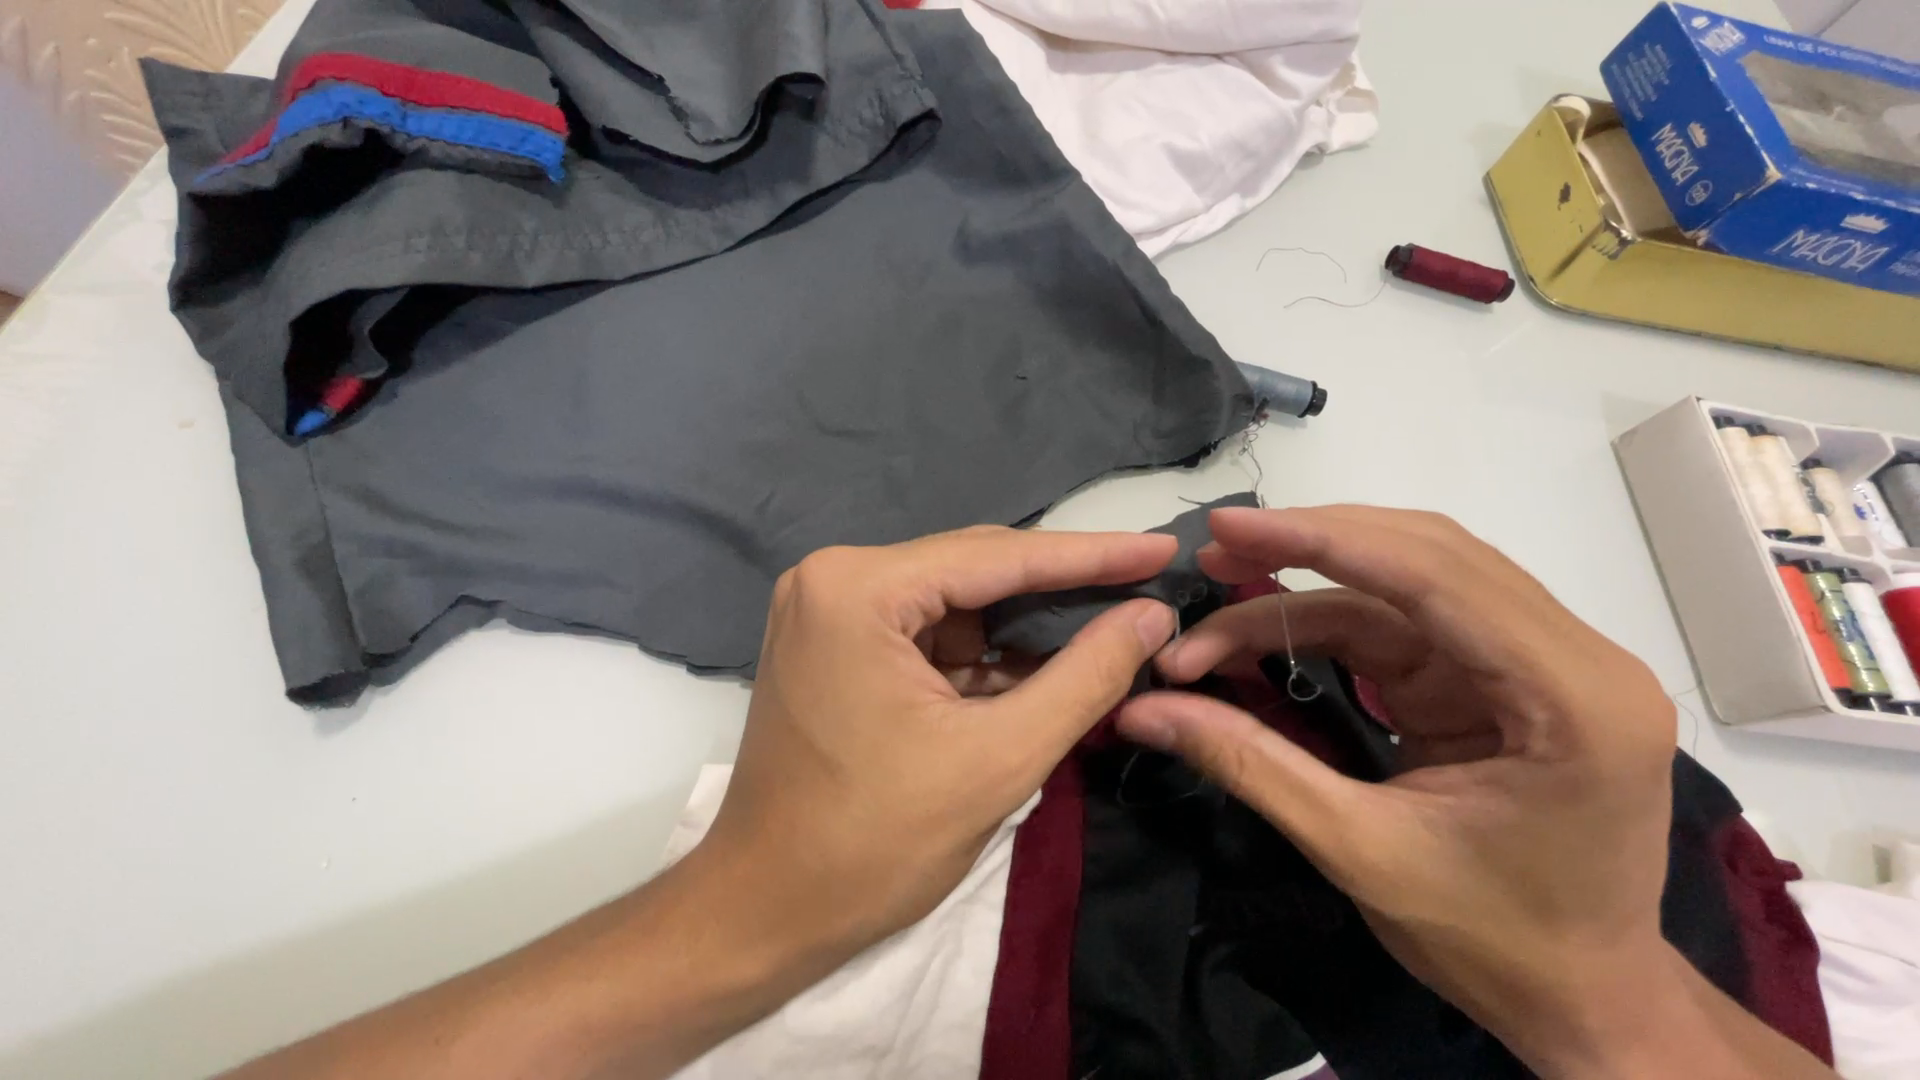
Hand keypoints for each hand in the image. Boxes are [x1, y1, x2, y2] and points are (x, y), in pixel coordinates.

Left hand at [693, 525, 1178, 960]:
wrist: (765, 912)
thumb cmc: (875, 843)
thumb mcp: (1000, 758)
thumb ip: (1085, 676)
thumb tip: (1151, 615)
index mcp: (858, 588)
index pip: (997, 556)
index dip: (1091, 555)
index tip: (1162, 548)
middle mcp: (833, 578)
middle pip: (972, 569)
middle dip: (1060, 587)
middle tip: (1145, 583)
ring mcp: (827, 609)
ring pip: (954, 601)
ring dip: (1023, 625)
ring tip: (1108, 624)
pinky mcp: (832, 643)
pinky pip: (927, 631)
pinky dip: (981, 654)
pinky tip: (1040, 666)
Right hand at [1115, 506, 1683, 1071]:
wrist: (1578, 997)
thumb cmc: (1491, 938)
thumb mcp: (1357, 850)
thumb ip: (1250, 765)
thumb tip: (1143, 709)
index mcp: (1568, 698)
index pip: (1434, 578)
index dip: (1321, 541)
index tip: (1227, 527)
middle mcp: (1567, 656)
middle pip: (1425, 555)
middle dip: (1310, 543)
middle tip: (1214, 549)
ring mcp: (1533, 659)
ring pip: (1408, 577)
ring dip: (1310, 576)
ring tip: (1223, 577)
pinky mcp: (1493, 674)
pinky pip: (1401, 618)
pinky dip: (1326, 616)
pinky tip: (1265, 627)